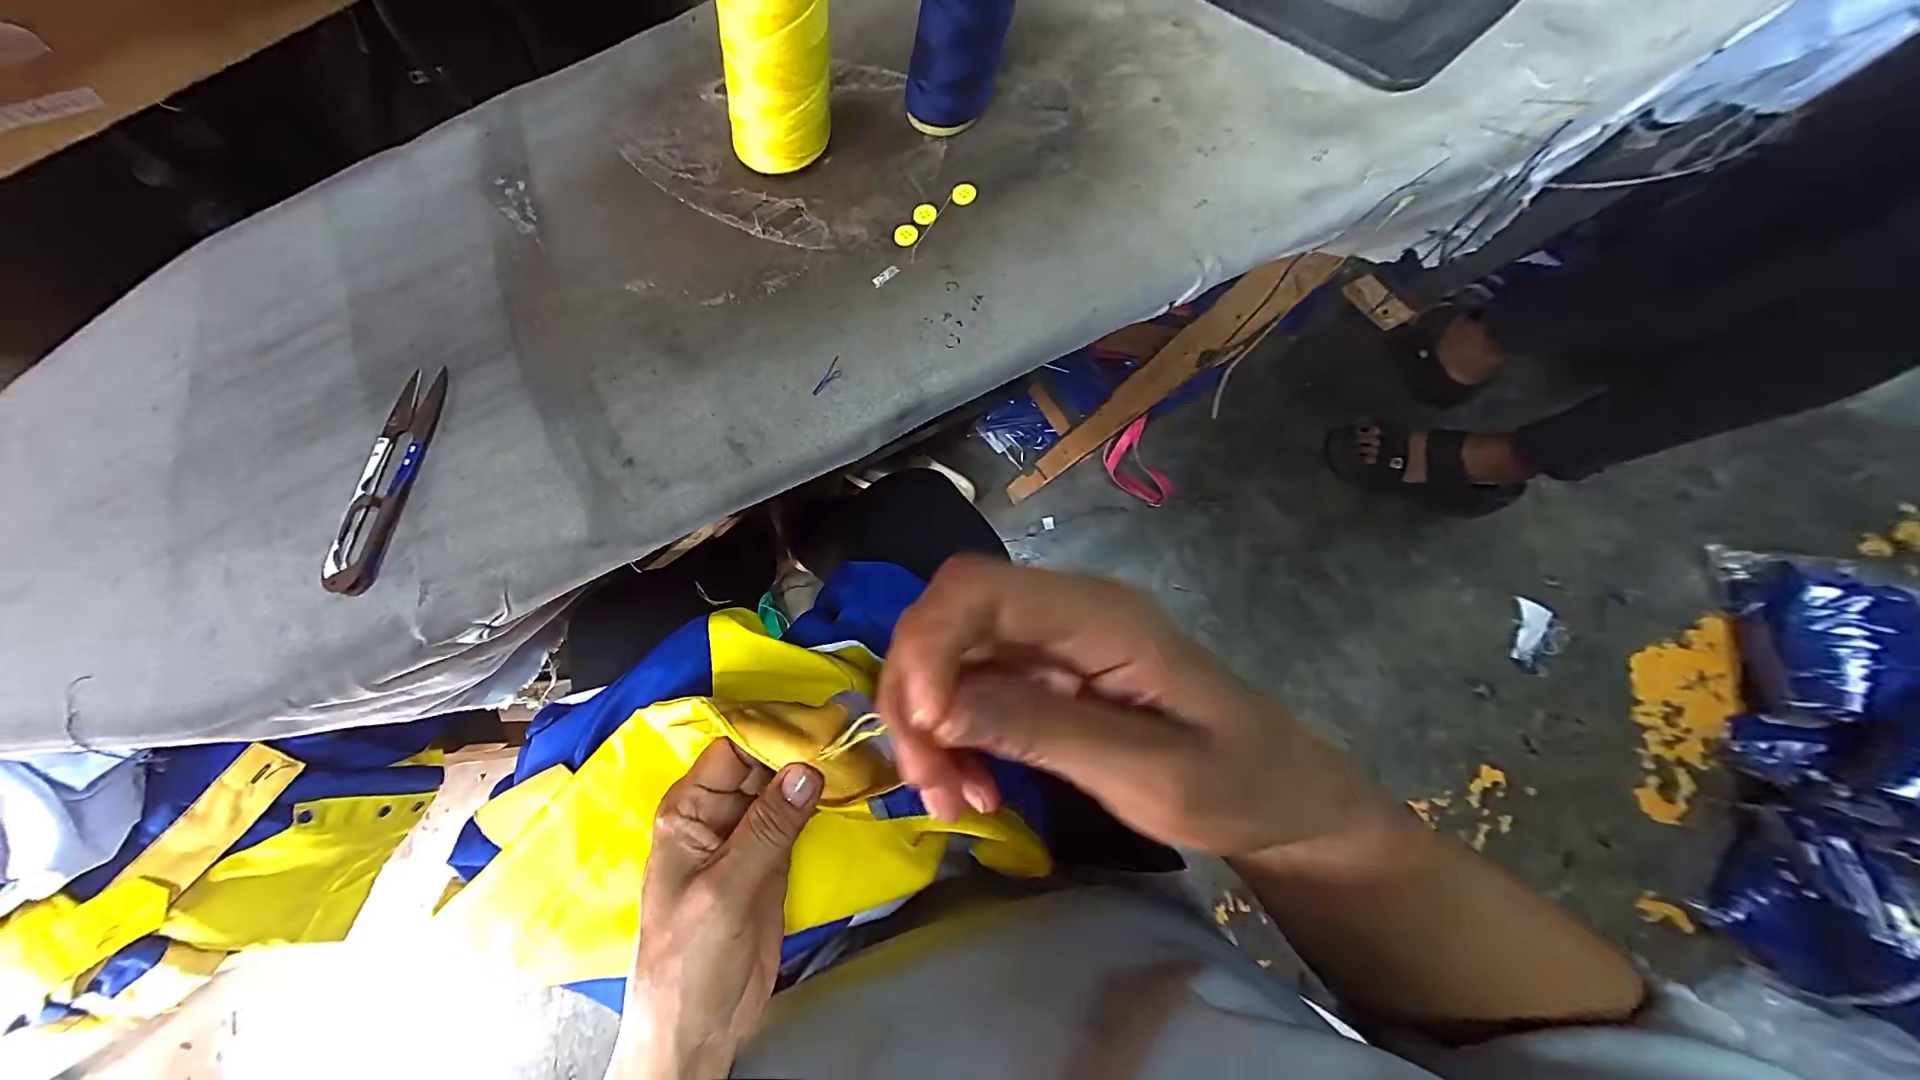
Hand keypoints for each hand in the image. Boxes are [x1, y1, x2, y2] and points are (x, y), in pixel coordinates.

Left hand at [614, 741, 821, 1079]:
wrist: (700, 1028)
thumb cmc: (690, 960)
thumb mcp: (726, 890)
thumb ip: (768, 828)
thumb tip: (808, 769)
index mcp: (690, 810)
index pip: (734, 750)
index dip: (774, 732)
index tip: (819, 722)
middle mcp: (719, 812)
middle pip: (763, 762)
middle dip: (802, 746)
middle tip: (848, 729)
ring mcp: (749, 832)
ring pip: (785, 784)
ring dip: (817, 769)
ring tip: (857, 747)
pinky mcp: (774, 852)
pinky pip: (799, 813)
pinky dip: (823, 799)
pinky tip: (850, 783)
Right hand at [880, 557, 1382, 856]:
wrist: (1280, 793)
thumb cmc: (1235, 783)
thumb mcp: (1147, 773)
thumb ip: (1041, 729)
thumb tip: (935, 707)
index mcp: (1100, 615)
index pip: (979, 588)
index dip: (930, 644)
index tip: (926, 727)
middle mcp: (1065, 611)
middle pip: (950, 615)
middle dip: (915, 692)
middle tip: (925, 780)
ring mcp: (1051, 641)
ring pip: (950, 655)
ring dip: (927, 723)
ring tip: (949, 798)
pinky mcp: (1043, 673)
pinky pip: (970, 688)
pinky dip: (951, 737)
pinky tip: (971, 787)